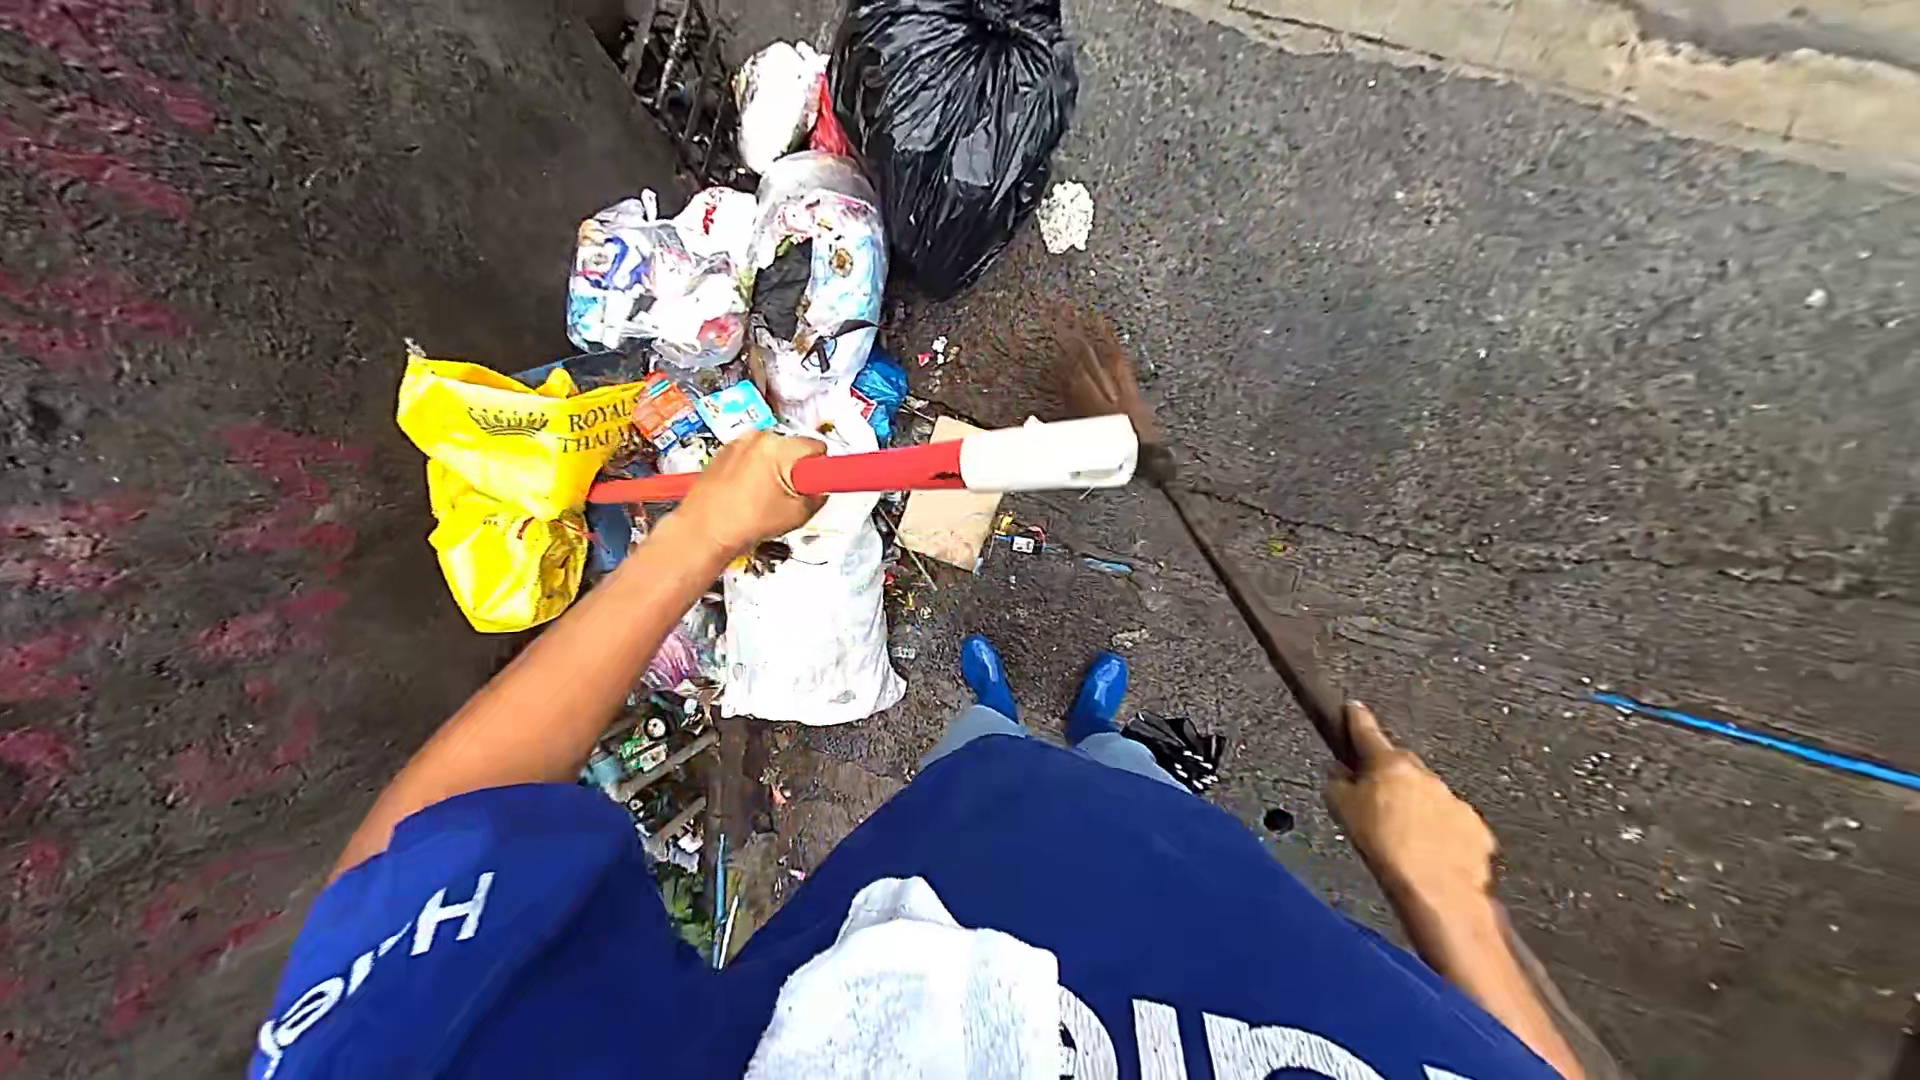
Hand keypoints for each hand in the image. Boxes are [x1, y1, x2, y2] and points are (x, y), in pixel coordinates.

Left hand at [672, 429, 826, 558]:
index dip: (820, 469)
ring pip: (773, 454)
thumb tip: (821, 490)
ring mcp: (738, 443)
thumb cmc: (744, 523)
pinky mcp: (725, 452)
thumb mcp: (797, 515)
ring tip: (766, 500)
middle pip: (794, 449)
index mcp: (778, 448)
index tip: (814, 485)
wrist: (702, 531)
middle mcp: (758, 437)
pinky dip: (756, 472)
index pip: (817, 448)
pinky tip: (750, 495)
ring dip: (776, 471)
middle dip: (796, 471)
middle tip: (788, 499)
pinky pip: (753, 457)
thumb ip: (818, 497)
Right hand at [1326, 702, 1496, 908]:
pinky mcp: (1475, 828)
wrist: (1436, 891)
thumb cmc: (1387, 849)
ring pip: (1426, 794)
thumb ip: (1336, 781)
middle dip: (1386, 777)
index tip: (1353, 708)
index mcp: (1389, 763)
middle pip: (1398, 765)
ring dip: (1413, 807)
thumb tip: (1338, 773)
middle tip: (1371, 800)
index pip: (1366, 730)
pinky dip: (1437, 830)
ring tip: (1398, 837)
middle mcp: (1424, 776)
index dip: (1356, 718)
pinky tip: (1424, 850)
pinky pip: (1449, 820)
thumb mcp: (1339, 808)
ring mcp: (1453, 802)